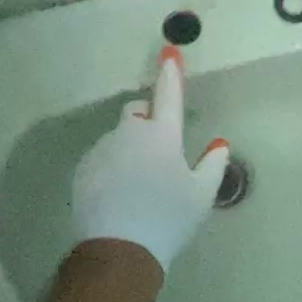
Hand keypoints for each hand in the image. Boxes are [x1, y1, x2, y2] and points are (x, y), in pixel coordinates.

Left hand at [72, 45, 228, 272]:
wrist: (120, 248)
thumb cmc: (169, 218)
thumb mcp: (202, 196)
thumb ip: (213, 165)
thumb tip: (219, 145)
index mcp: (162, 136)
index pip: (168, 96)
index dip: (170, 74)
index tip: (169, 53)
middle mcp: (129, 133)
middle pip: (136, 113)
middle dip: (146, 121)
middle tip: (159, 152)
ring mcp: (101, 150)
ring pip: (117, 139)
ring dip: (128, 149)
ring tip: (138, 184)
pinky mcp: (83, 169)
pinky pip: (101, 158)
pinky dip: (111, 167)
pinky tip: (119, 194)